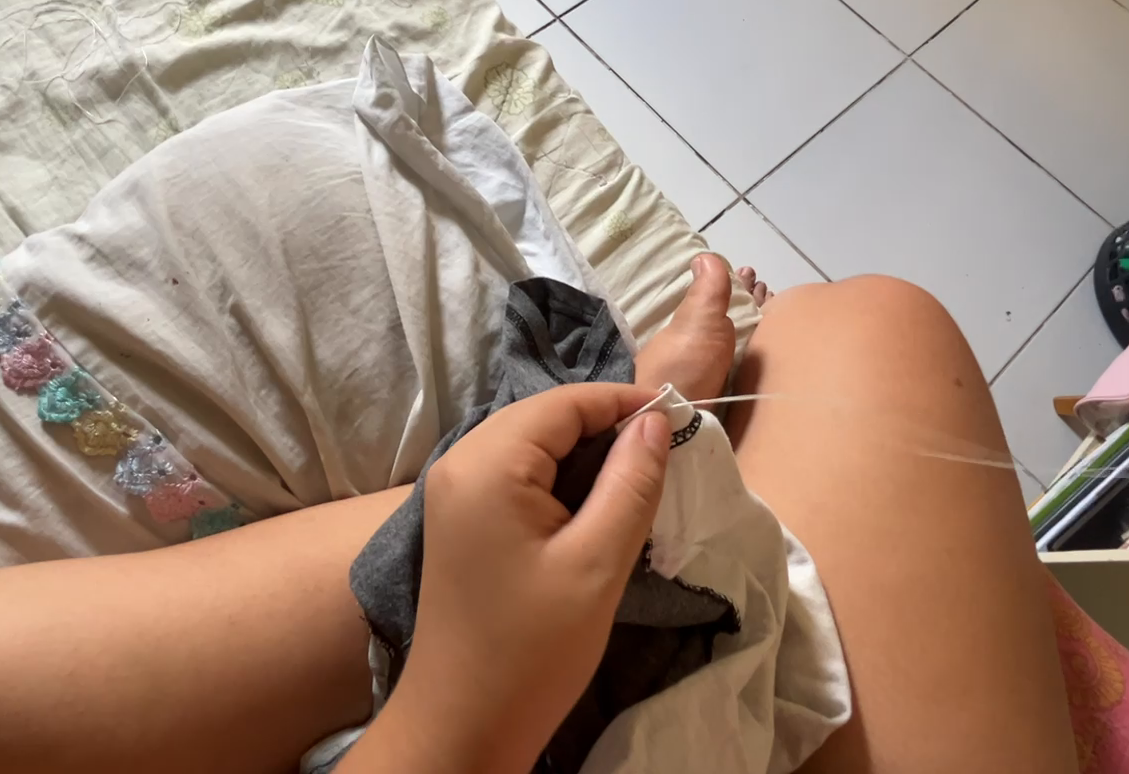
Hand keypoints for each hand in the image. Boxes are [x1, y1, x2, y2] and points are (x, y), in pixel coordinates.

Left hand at [342, 383, 670, 773]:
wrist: (459, 727)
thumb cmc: (532, 651)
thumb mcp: (597, 565)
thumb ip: (630, 484)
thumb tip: (654, 421)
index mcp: (488, 463)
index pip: (563, 404)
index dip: (620, 402)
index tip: (675, 415)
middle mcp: (461, 459)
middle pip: (542, 415)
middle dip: (602, 422)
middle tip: (659, 447)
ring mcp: (453, 485)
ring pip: (529, 438)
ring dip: (580, 447)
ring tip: (632, 470)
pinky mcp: (458, 511)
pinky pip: (513, 466)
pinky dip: (555, 470)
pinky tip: (587, 494)